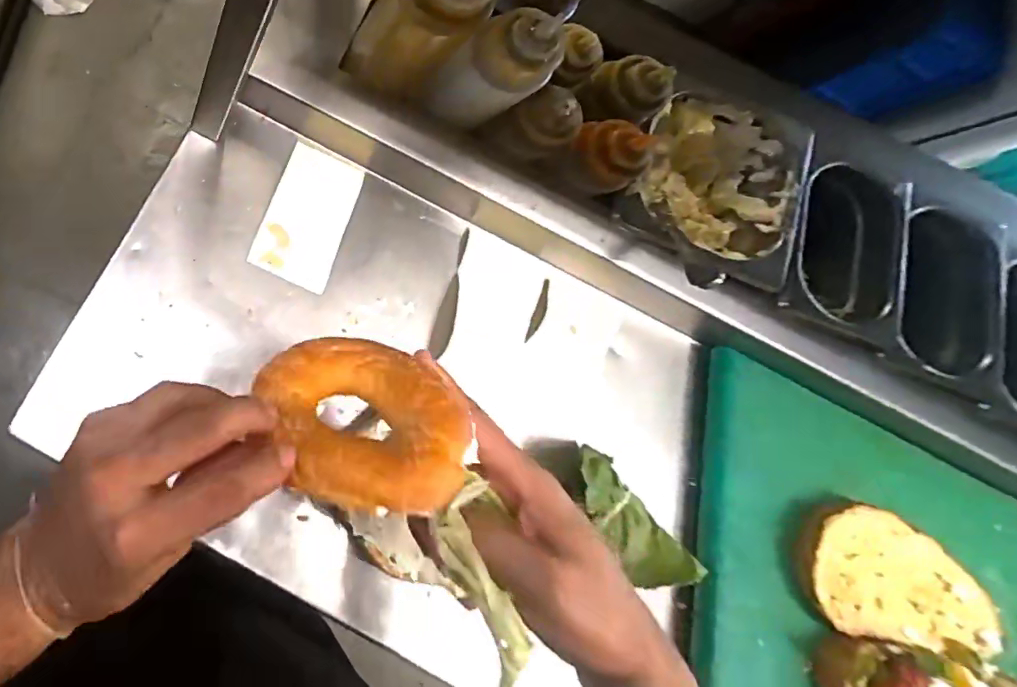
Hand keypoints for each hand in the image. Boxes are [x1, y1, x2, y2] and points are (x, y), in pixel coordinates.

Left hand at [18, 382, 294, 632]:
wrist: (40, 560)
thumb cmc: (108, 574)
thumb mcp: (168, 554)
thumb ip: (212, 500)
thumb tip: (260, 456)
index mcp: (134, 531)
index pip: (213, 490)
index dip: (259, 467)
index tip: (289, 450)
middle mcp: (113, 476)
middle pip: (194, 430)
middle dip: (242, 416)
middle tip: (271, 417)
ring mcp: (100, 438)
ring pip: (175, 399)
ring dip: (217, 401)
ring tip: (243, 413)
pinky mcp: (97, 418)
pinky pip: (155, 398)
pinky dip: (189, 401)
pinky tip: (205, 413)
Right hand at [418, 354, 694, 686]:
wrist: (627, 661)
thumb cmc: (593, 612)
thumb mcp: (542, 579)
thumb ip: (488, 537)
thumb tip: (436, 503)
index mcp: (530, 484)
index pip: (481, 426)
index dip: (449, 391)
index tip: (418, 359)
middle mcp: (517, 488)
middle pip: (461, 452)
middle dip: (424, 447)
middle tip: (389, 456)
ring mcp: (511, 514)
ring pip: (455, 490)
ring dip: (433, 509)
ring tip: (428, 543)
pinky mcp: (506, 539)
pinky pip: (462, 522)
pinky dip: (447, 536)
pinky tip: (448, 568)